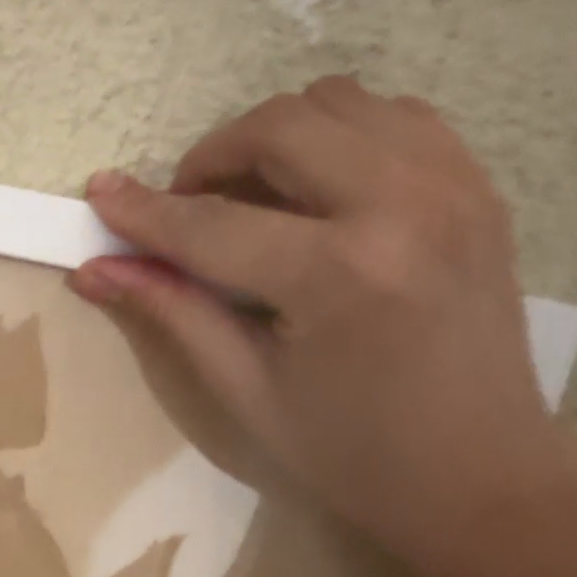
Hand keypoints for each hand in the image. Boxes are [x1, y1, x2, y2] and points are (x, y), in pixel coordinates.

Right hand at [72, 76, 573, 571]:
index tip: (98, 195)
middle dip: (211, 158)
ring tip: (251, 200)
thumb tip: (96, 269)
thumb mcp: (245, 390)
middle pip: (280, 128)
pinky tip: (317, 192)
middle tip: (186, 209)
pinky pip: (393, 116)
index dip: (144, 211)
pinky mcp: (478, 186)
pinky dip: (338, 136)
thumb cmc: (350, 452)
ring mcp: (453, 185)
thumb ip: (172, 313)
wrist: (481, 475)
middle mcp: (403, 205)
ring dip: (274, 138)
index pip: (212, 223)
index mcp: (338, 275)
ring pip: (338, 101)